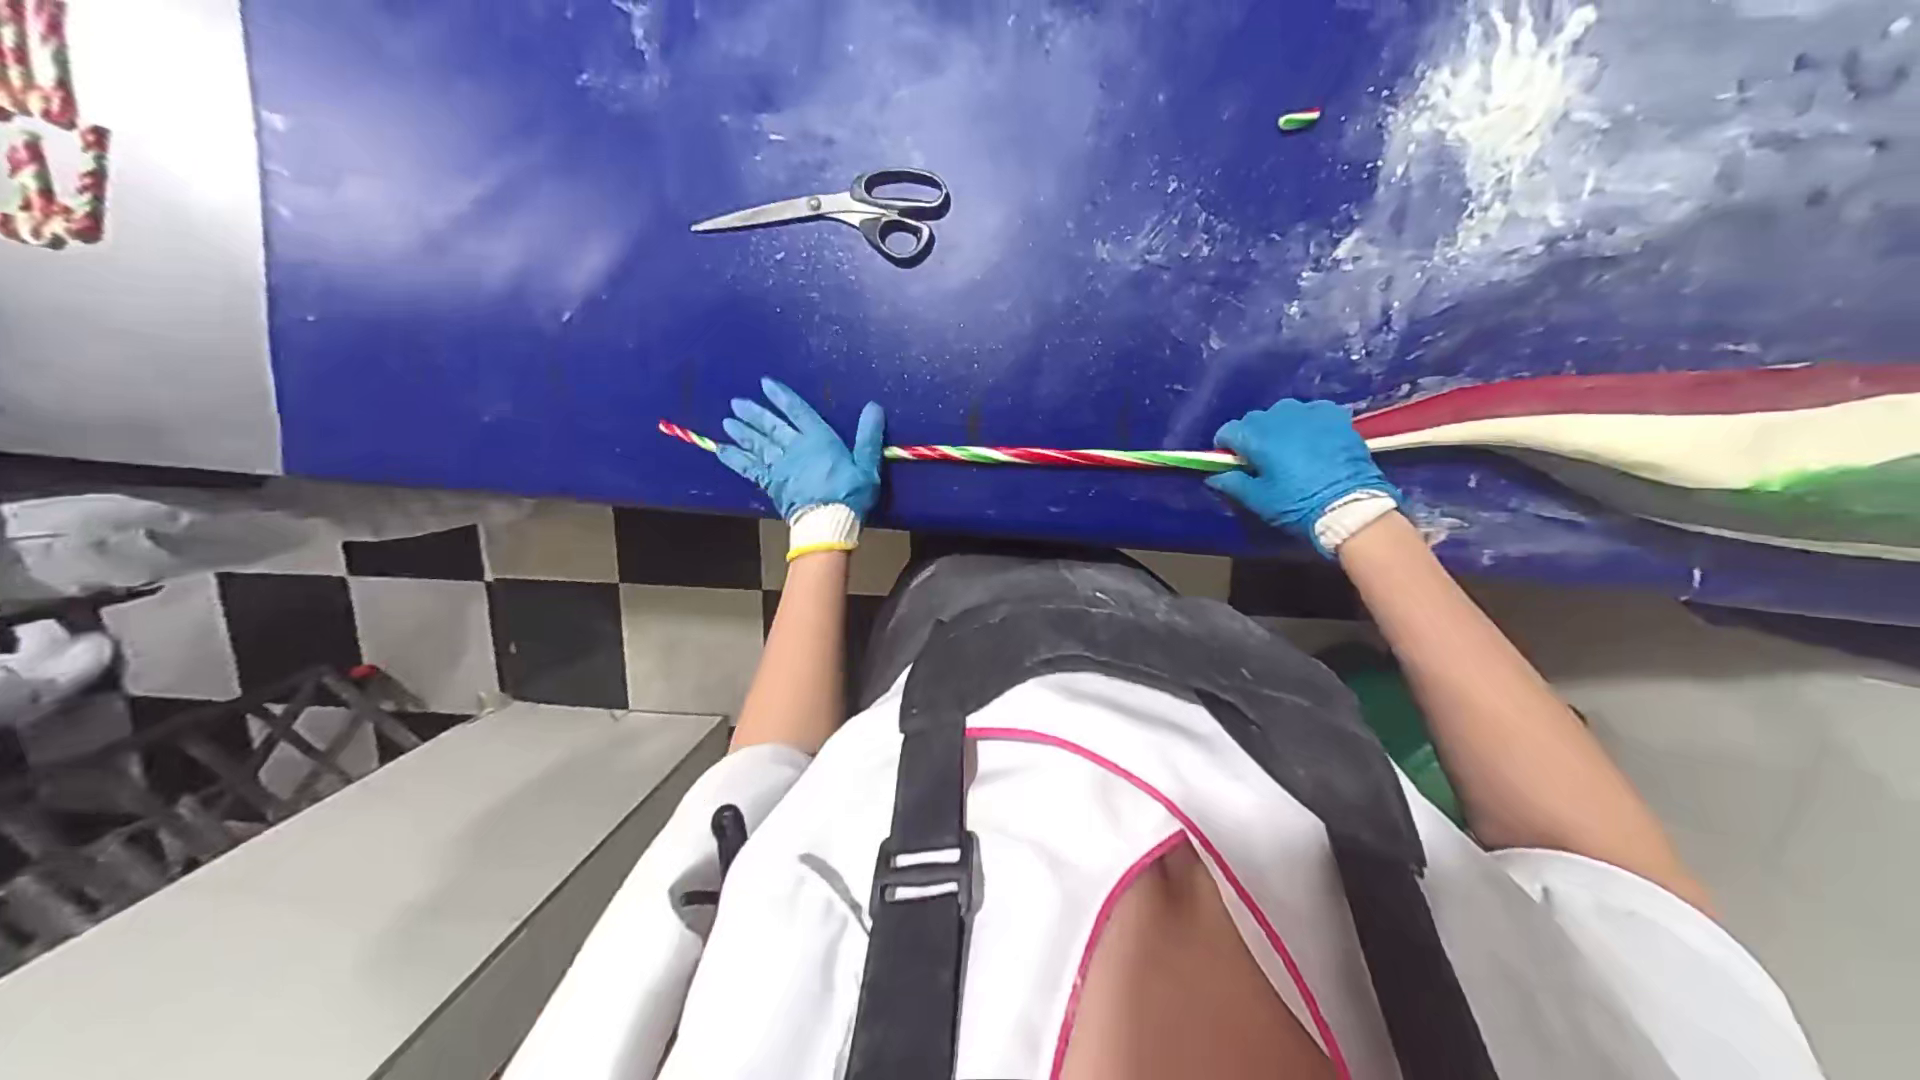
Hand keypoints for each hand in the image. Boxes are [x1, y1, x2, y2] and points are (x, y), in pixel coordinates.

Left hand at [718, 377, 884, 520]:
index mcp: (819, 439)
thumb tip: (873, 406)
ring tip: (728, 421)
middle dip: (755, 414)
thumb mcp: (867, 464)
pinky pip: (749, 469)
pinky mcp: (771, 485)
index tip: (765, 383)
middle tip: (737, 403)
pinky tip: (721, 451)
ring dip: (742, 432)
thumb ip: (868, 436)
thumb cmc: (851, 493)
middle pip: (771, 427)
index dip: (782, 397)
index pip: (798, 412)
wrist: (828, 522)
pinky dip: (735, 459)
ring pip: (757, 444)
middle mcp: (795, 448)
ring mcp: (780, 467)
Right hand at [1205, 399, 1399, 553]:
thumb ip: (1231, 483)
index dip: (1226, 448)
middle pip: (1254, 420)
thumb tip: (1214, 476)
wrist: (1351, 506)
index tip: (1233, 464)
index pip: (1227, 431)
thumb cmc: (1296, 504)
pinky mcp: (1335, 415)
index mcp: (1256, 435)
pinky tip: (1313, 441)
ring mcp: (1310, 412)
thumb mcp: (1258, 500)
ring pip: (1283, 413)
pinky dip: (1307, 423)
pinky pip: (1312, 412)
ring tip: (1288, 450)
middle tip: (1261, 461)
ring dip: (1279, 428)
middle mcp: (1279, 416)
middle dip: (1252, 437)